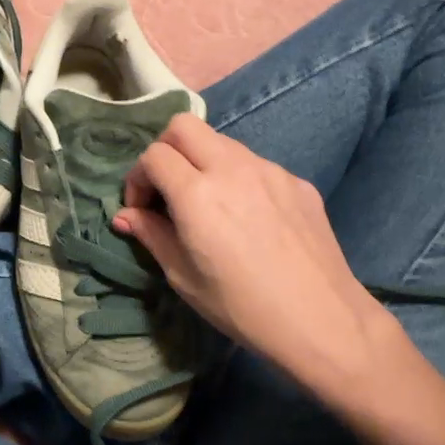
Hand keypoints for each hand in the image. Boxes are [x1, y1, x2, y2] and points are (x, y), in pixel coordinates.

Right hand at [115, 115, 405, 395]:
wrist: (320, 319)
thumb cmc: (240, 306)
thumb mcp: (183, 277)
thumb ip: (151, 235)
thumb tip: (125, 215)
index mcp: (197, 194)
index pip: (154, 155)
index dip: (138, 178)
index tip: (142, 209)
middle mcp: (232, 169)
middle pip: (184, 125)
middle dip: (165, 149)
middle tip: (166, 188)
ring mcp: (269, 171)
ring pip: (222, 141)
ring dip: (202, 161)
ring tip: (207, 204)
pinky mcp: (296, 182)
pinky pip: (255, 165)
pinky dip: (237, 178)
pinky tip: (247, 218)